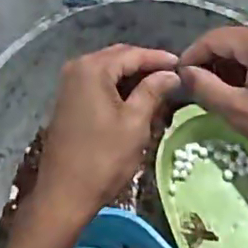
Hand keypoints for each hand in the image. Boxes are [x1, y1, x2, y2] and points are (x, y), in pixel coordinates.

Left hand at [33, 44, 181, 226]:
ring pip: (108, 69)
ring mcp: (70, 82)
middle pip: (118, 57)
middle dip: (145, 64)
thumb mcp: (134, 123)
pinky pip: (97, 82)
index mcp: (93, 69)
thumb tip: (171, 73)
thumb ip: (152, 91)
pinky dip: (117, 86)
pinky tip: (135, 97)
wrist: (64, 192)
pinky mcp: (68, 98)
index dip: (159, 58)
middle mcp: (78, 67)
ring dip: (131, 76)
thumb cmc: (103, 158)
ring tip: (159, 86)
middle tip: (172, 75)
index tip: (183, 64)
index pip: (132, 54)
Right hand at [176, 27, 247, 179]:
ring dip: (228, 69)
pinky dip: (247, 72)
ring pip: (246, 51)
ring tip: (216, 95)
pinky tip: (242, 95)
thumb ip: (206, 88)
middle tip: (195, 89)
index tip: (178, 78)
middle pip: (230, 41)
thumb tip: (185, 73)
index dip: (191, 56)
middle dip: (210, 63)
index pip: (213, 38)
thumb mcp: (240, 112)